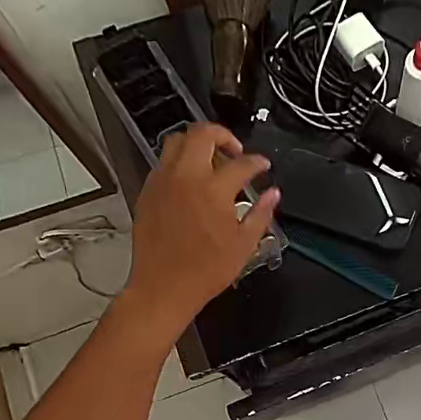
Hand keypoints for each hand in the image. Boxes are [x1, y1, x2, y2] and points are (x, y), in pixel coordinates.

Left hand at [123, 123, 279, 317]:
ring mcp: (163, 182)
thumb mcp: (244, 244)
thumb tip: (272, 195)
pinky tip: (192, 180)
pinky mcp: (148, 191)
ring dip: (198, 143)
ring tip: (212, 159)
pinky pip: (164, 162)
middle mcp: (185, 178)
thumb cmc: (203, 270)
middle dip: (224, 135)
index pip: (242, 163)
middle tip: (235, 151)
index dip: (257, 162)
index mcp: (214, 190)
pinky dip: (180, 161)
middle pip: (203, 134)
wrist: (164, 286)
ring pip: (177, 141)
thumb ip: (261, 213)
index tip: (262, 166)